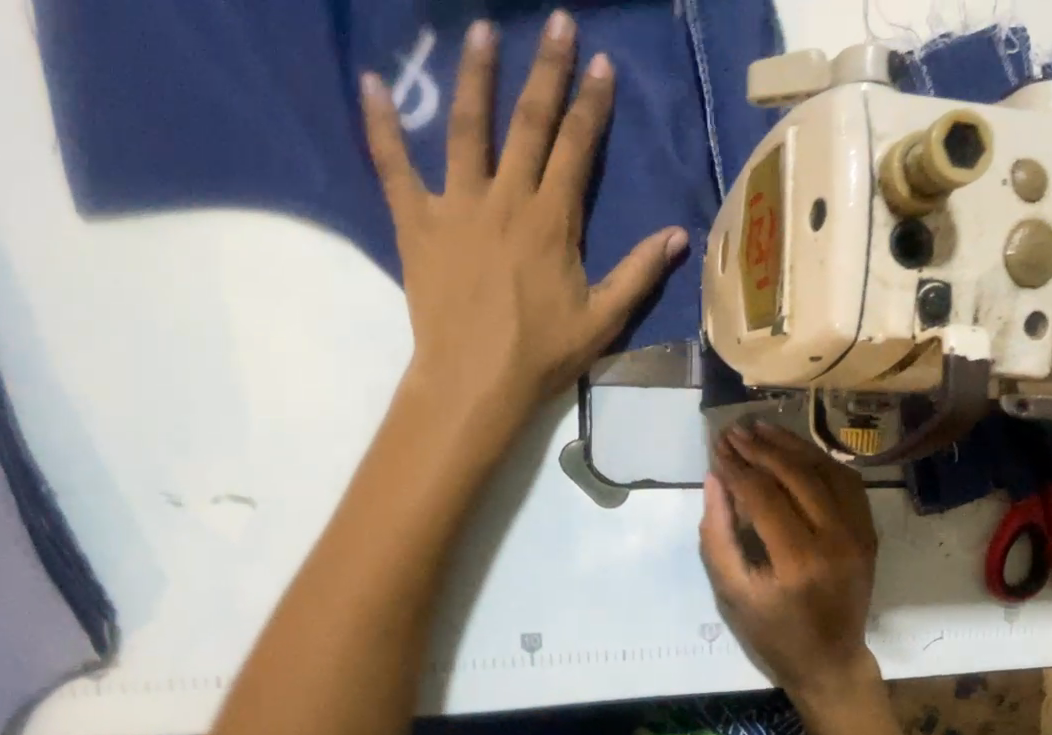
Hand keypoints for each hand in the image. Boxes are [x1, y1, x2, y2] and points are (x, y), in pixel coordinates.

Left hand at [359, 13, 687, 424]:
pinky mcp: (416, 223)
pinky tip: (371, 82)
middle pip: (529, 123)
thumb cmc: (541, 354)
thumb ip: (640, 272)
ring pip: (466, 129)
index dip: (592, 105)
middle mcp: (506, 199)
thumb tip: (680, 234)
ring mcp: (457, 207)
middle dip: (547, 71)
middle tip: (557, 22)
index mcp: (552, 221)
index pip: (577, 148)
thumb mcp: (603, 319)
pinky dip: (381, 125)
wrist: (474, 381)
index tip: (602, 65)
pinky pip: (392, 167)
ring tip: (482, 31)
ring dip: (476, 76)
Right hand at [700, 421, 881, 701]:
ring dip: (792, 446)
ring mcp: (859, 534)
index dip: (737, 468)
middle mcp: (835, 540)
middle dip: (761, 448)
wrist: (829, 660)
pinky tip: (795, 450)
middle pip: (797, 475)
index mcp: (797, 561)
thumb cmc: (773, 633)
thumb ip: (717, 534)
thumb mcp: (732, 592)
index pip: (763, 496)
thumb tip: (714, 478)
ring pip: (826, 471)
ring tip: (761, 428)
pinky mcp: (869, 532)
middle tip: (734, 430)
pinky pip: (847, 482)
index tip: (716, 448)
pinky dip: (820, 461)